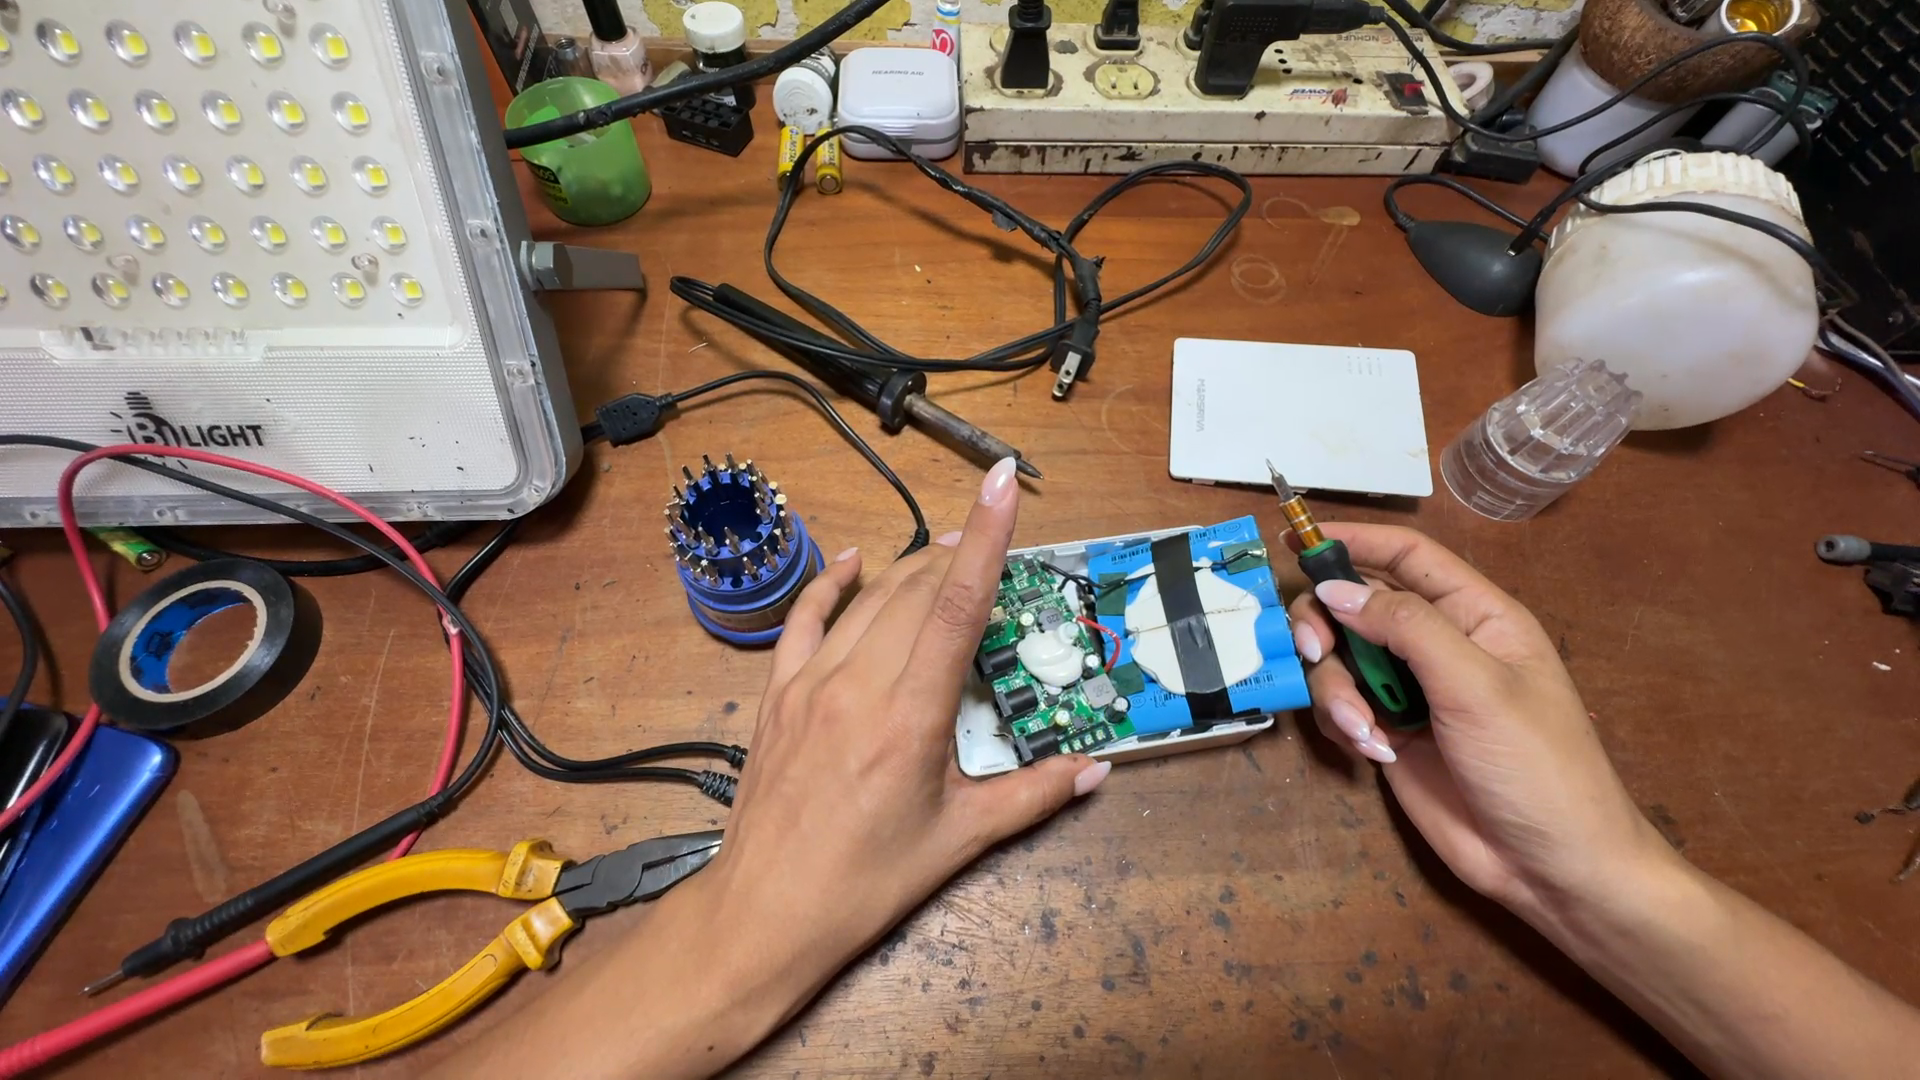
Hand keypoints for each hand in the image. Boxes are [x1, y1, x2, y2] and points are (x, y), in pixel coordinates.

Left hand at [698, 457, 1110, 1029]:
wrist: (765, 914)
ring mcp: (810, 681)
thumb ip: (1034, 796)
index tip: (1003, 482)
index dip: (988, 537)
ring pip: (870, 598)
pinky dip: (834, 584)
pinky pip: (806, 618)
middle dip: (959, 555)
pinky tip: (858, 562)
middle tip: (988, 542)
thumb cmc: (866, 883)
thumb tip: (1097, 770)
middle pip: (917, 590)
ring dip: (913, 568)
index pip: (957, 605)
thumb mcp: (959, 841)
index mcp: (910, 716)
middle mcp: (858, 683)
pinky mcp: (777, 691)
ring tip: (946, 554)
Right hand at [1286, 523, 1674, 922]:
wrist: (1550, 868)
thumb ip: (1405, 627)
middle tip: (1312, 649)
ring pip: (1336, 656)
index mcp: (1474, 616)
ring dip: (1335, 688)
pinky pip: (1337, 702)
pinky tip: (1371, 750)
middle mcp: (1434, 643)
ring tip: (1363, 728)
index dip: (1354, 541)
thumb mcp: (1476, 686)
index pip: (1406, 556)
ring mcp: (1406, 687)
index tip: (1297, 539)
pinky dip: (1341, 721)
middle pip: (1355, 604)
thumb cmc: (1535, 764)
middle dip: (1325, 624)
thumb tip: (1333, 589)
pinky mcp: (1384, 726)